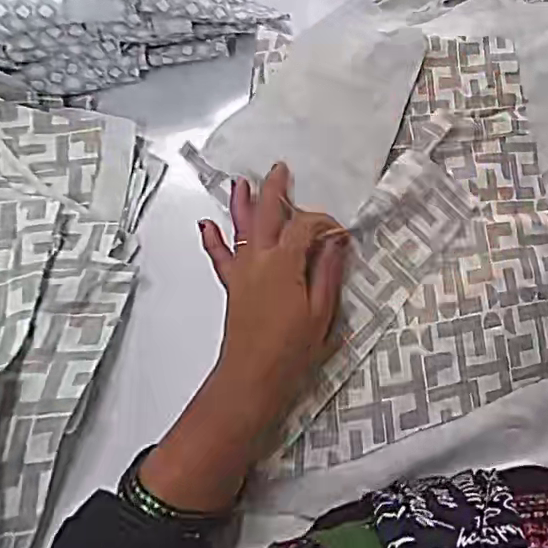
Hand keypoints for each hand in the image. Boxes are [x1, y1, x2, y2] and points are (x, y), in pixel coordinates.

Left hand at [140, 163, 349, 514]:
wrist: (252, 377)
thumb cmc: (291, 348)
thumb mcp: (322, 309)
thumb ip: (328, 270)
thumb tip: (336, 240)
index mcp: (284, 264)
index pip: (304, 226)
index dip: (324, 222)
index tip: (340, 233)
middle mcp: (259, 260)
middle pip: (266, 215)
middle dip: (275, 191)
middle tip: (280, 170)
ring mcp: (242, 271)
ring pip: (241, 229)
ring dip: (242, 204)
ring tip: (241, 182)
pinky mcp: (233, 285)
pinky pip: (221, 256)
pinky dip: (214, 239)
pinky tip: (207, 224)